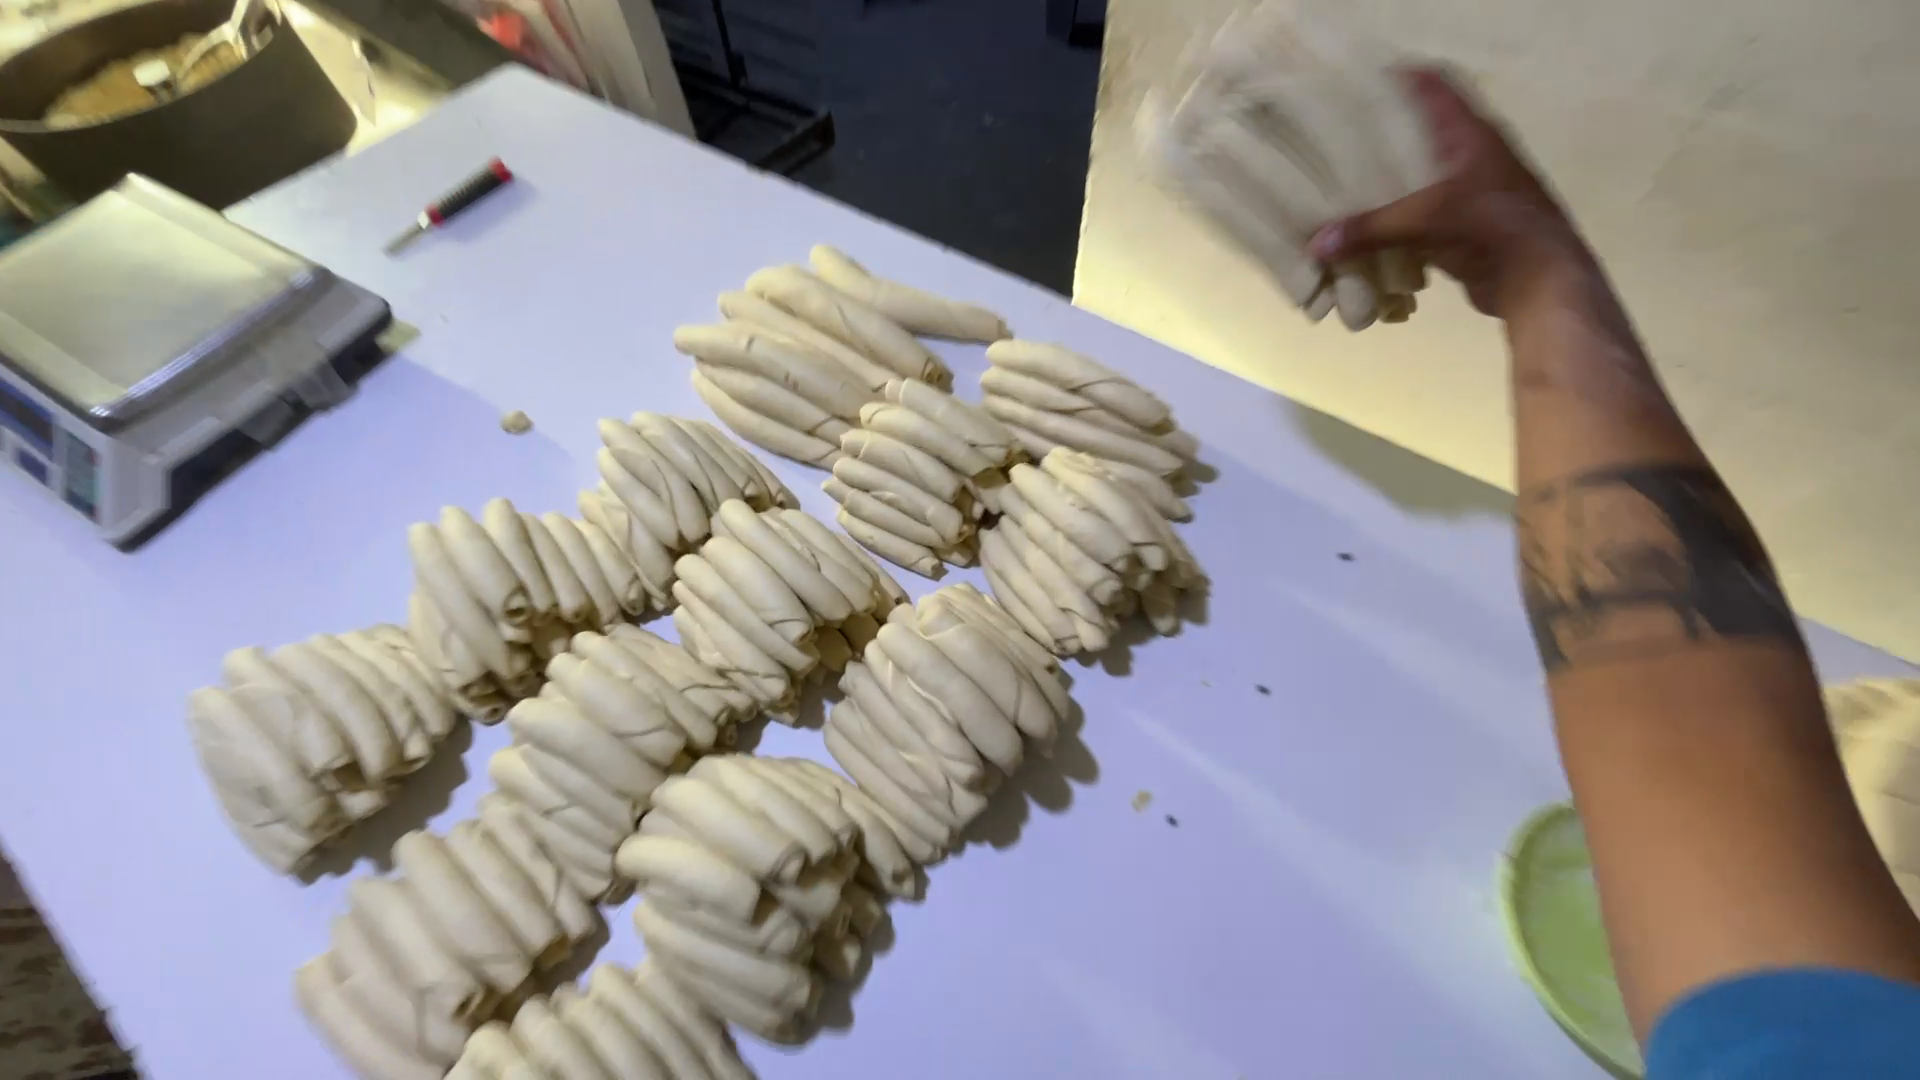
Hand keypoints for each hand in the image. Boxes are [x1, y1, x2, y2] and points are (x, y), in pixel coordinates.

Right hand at [1309, 67, 1594, 318]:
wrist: (1535, 278)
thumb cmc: (1492, 228)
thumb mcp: (1427, 220)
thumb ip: (1370, 229)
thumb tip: (1315, 244)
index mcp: (1470, 135)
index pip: (1434, 89)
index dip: (1399, 82)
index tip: (1356, 89)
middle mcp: (1468, 157)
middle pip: (1416, 136)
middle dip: (1376, 141)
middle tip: (1331, 144)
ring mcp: (1464, 194)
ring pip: (1411, 180)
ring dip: (1379, 187)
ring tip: (1336, 188)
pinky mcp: (1457, 229)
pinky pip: (1412, 218)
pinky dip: (1387, 223)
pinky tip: (1358, 231)